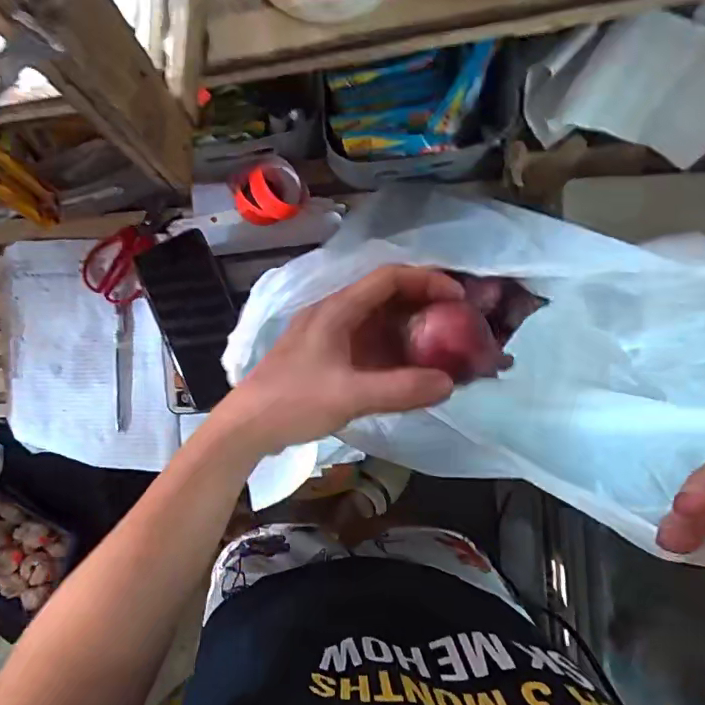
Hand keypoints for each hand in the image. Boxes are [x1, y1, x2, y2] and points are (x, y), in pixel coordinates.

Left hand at [212, 265, 463, 455]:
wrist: (245, 427)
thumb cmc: (293, 402)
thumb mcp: (350, 396)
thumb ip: (400, 389)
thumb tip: (448, 384)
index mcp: (337, 310)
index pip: (389, 278)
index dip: (428, 280)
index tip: (459, 296)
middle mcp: (332, 315)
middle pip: (385, 297)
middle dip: (424, 305)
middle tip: (458, 322)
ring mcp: (326, 337)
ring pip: (376, 322)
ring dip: (409, 330)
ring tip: (442, 346)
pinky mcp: (323, 358)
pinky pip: (366, 344)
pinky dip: (391, 351)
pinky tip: (409, 370)